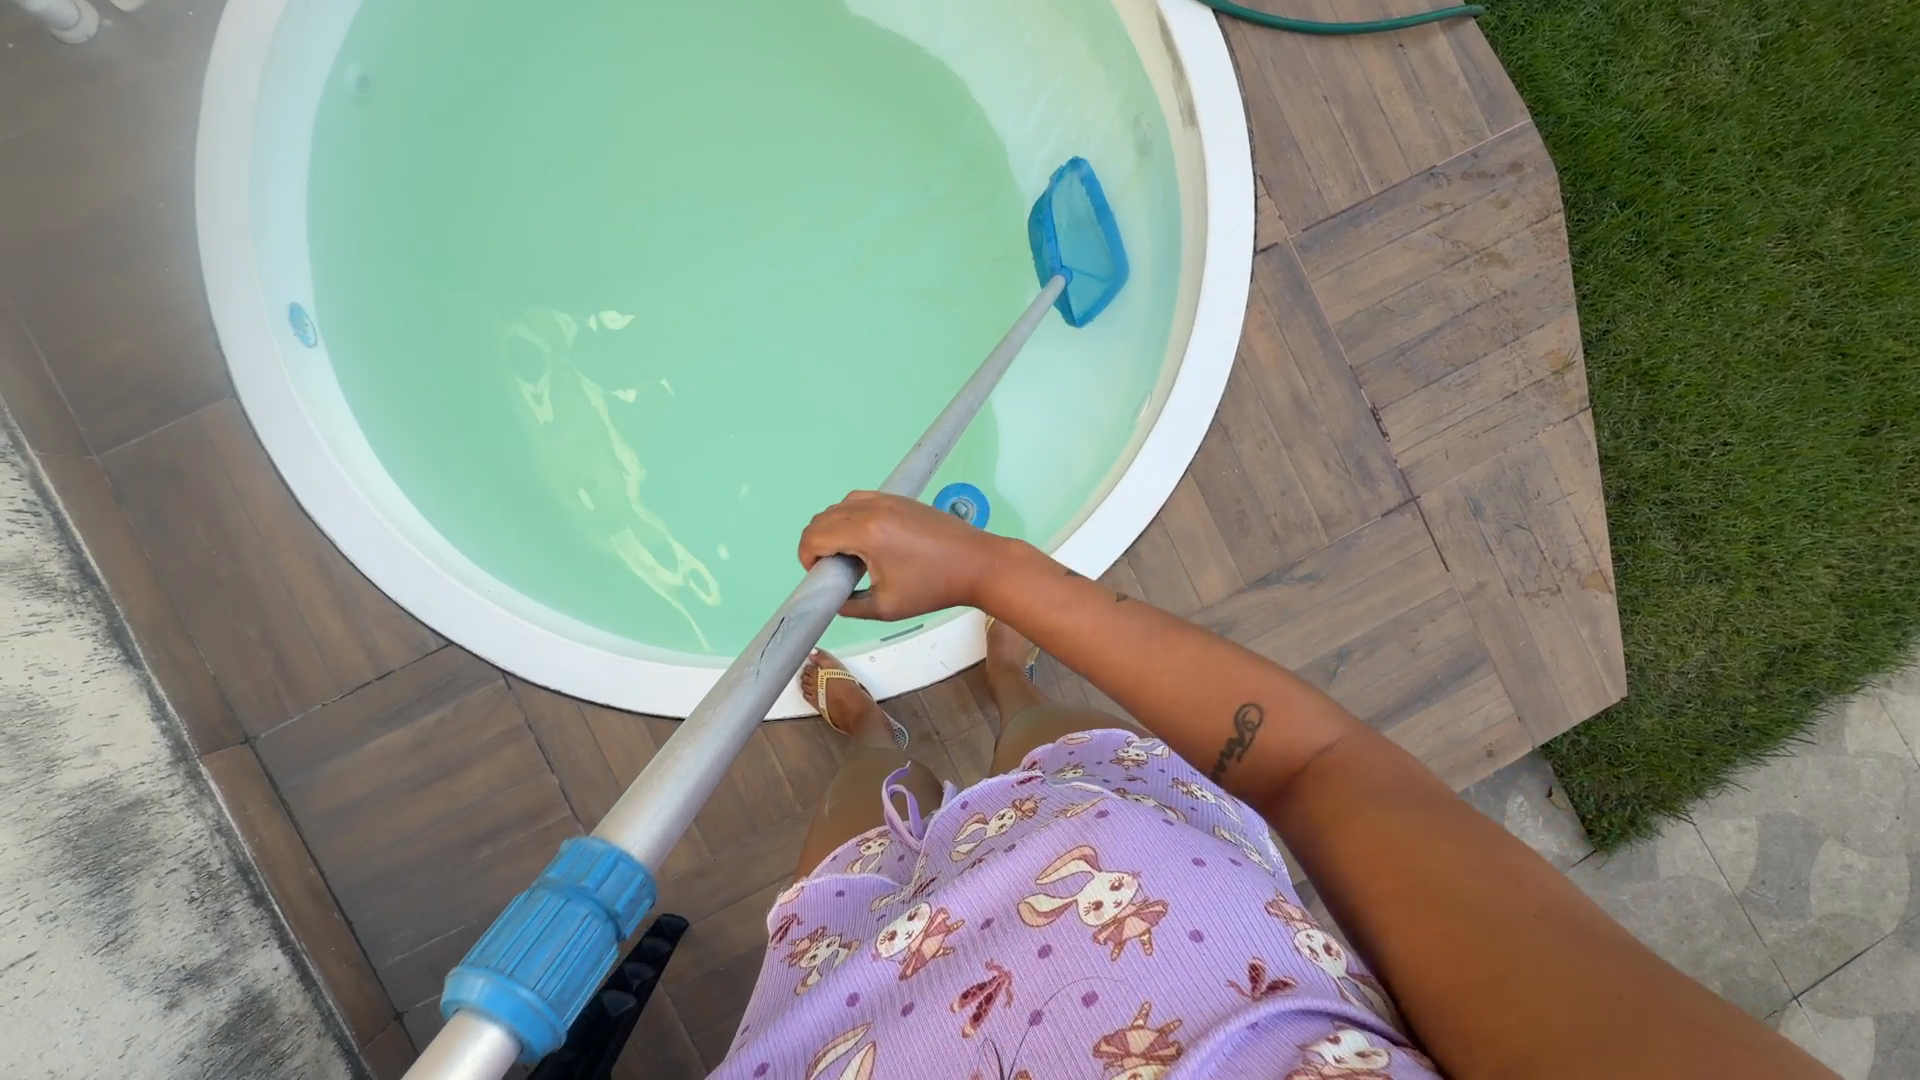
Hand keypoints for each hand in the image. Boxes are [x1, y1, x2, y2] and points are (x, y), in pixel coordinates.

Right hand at [798, 492, 1014, 619]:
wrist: (977, 564)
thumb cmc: (934, 588)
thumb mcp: (886, 607)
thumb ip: (851, 606)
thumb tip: (834, 600)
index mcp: (866, 533)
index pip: (815, 536)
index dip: (806, 557)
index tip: (819, 576)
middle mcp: (871, 509)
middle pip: (822, 518)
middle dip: (816, 543)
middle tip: (831, 569)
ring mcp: (887, 499)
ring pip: (840, 505)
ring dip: (833, 527)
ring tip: (848, 554)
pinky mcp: (900, 499)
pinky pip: (861, 499)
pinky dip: (851, 516)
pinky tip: (866, 539)